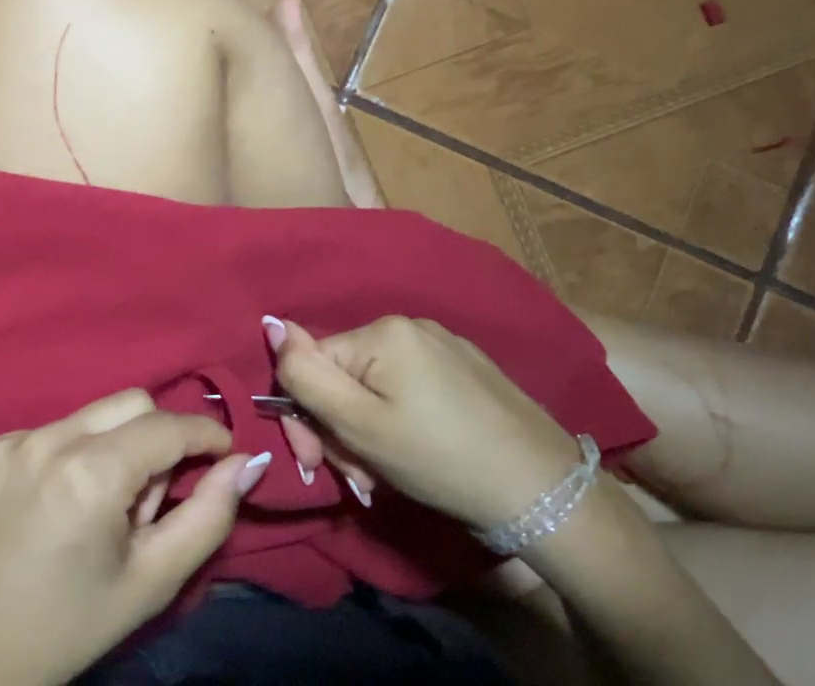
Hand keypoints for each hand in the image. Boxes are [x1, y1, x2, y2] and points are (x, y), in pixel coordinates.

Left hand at [0, 389, 270, 685]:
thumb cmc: (70, 627)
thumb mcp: (151, 582)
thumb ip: (207, 517)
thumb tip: (243, 463)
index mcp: (90, 473)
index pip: (167, 424)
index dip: (205, 434)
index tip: (222, 454)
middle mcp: (42, 441)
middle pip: (126, 403)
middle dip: (155, 437)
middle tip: (147, 498)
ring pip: (80, 420)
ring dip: (102, 450)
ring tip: (86, 510)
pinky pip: (33, 437)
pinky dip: (53, 461)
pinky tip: (41, 508)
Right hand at [268, 315, 582, 530]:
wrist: (543, 491)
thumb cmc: (439, 459)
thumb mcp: (359, 425)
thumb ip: (306, 375)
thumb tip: (271, 323)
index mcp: (381, 332)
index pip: (311, 364)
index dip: (305, 416)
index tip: (318, 464)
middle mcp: (409, 326)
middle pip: (344, 375)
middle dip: (339, 428)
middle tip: (358, 476)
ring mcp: (444, 345)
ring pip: (374, 386)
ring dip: (366, 430)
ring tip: (386, 472)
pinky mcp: (468, 370)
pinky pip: (408, 388)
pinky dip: (398, 421)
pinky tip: (416, 453)